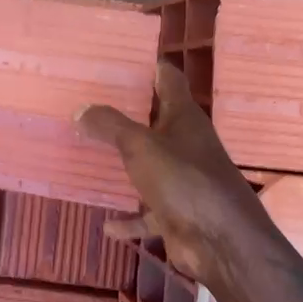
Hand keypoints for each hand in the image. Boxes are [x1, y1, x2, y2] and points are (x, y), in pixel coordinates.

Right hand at [77, 62, 255, 280]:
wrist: (222, 242)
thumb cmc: (184, 180)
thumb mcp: (140, 145)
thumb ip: (109, 125)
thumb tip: (81, 109)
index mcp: (183, 117)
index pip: (168, 79)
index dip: (149, 66)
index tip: (119, 59)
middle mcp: (185, 143)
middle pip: (155, 121)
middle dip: (126, 114)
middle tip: (88, 103)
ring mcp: (183, 179)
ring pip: (149, 166)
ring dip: (124, 164)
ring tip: (89, 154)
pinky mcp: (178, 213)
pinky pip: (147, 213)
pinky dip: (129, 219)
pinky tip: (106, 225)